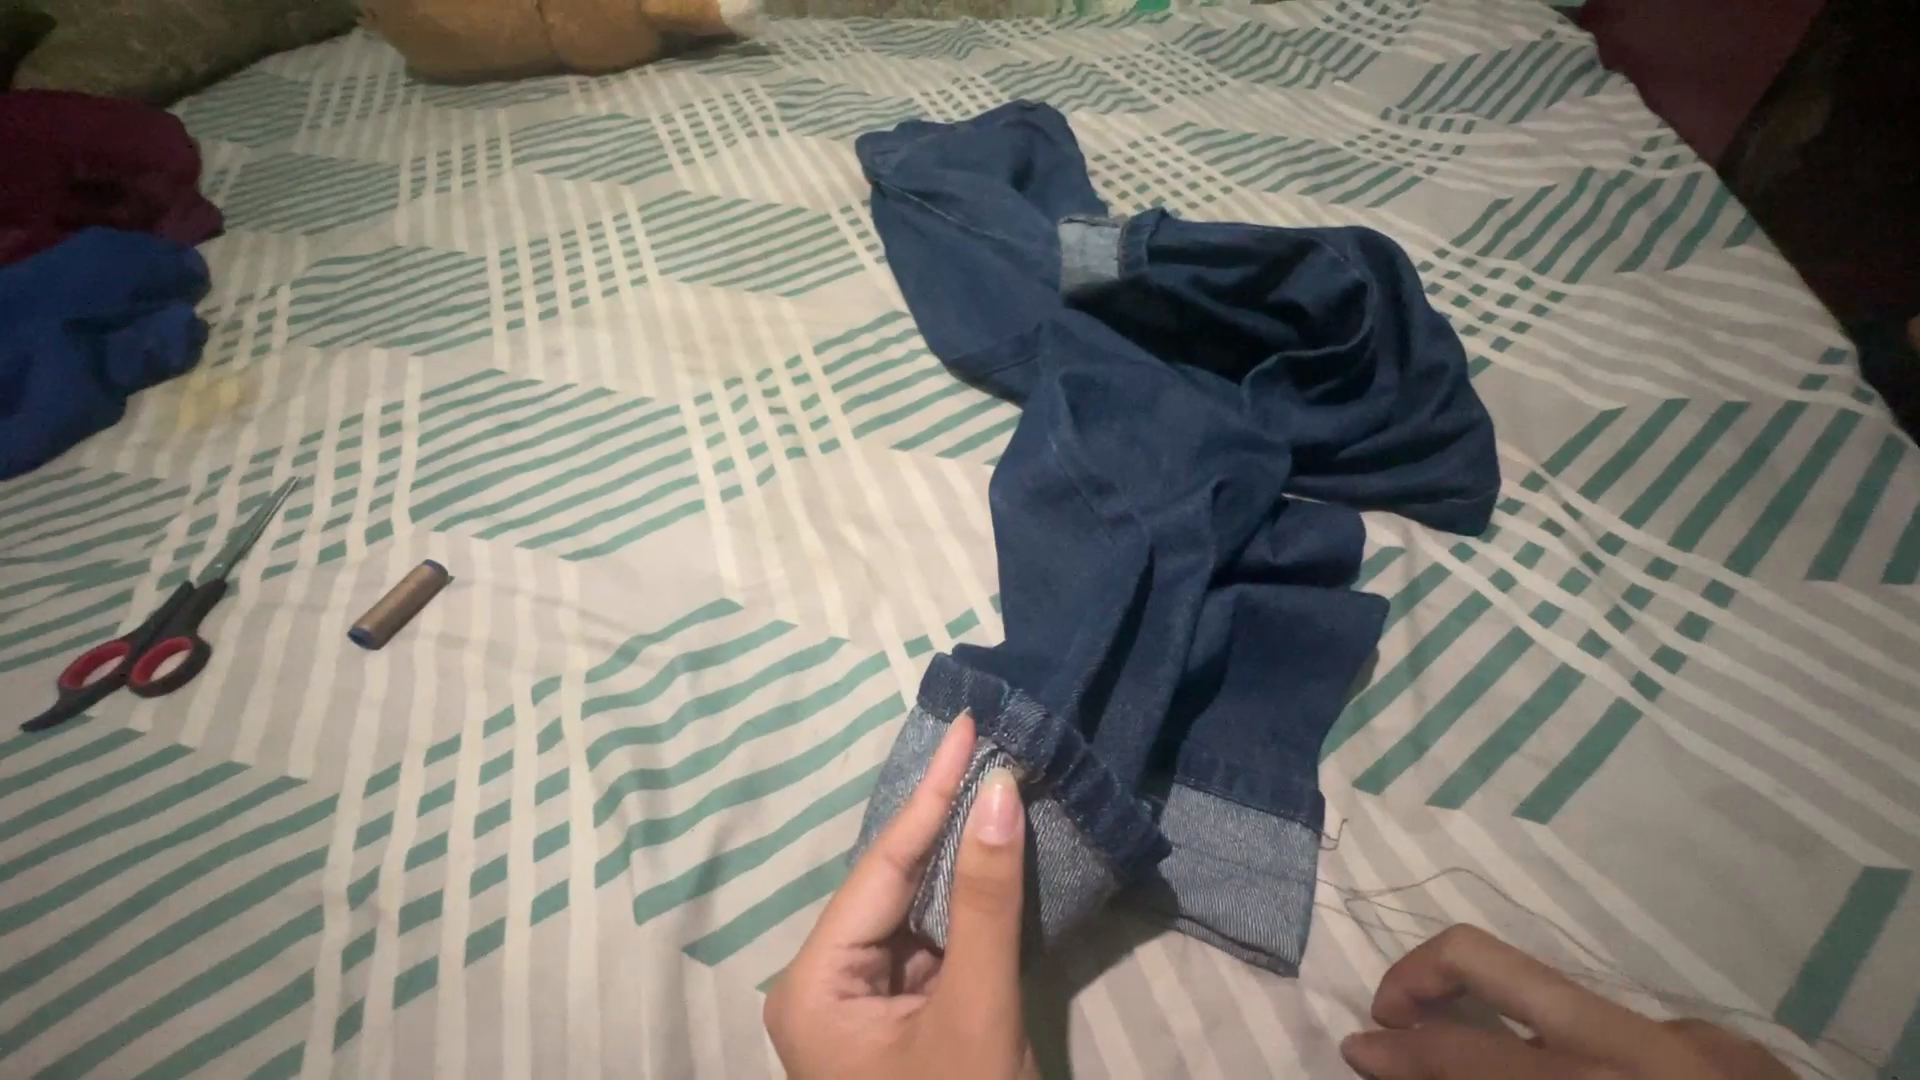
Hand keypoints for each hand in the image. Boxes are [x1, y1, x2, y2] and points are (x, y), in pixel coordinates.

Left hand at [765, 712, 1035, 1079]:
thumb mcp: (976, 1010)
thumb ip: (984, 899)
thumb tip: (998, 792)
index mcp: (815, 982)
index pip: (883, 864)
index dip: (931, 791)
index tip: (965, 727)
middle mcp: (827, 980)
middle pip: (896, 878)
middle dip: (944, 814)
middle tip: (983, 745)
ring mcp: (864, 996)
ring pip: (917, 903)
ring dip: (960, 851)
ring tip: (992, 781)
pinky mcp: (901, 1009)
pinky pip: (934, 934)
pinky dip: (967, 897)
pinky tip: (991, 851)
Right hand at [1341, 924, 1795, 1078]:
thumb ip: (1492, 1079)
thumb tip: (1422, 1063)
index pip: (1465, 1051)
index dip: (1398, 1051)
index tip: (1356, 1050)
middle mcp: (1642, 1046)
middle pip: (1487, 960)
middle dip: (1418, 975)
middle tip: (1388, 1011)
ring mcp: (1691, 1035)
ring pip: (1556, 994)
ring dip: (1504, 1018)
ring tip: (1489, 1057)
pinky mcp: (1731, 1042)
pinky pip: (1625, 1028)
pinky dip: (1585, 1050)